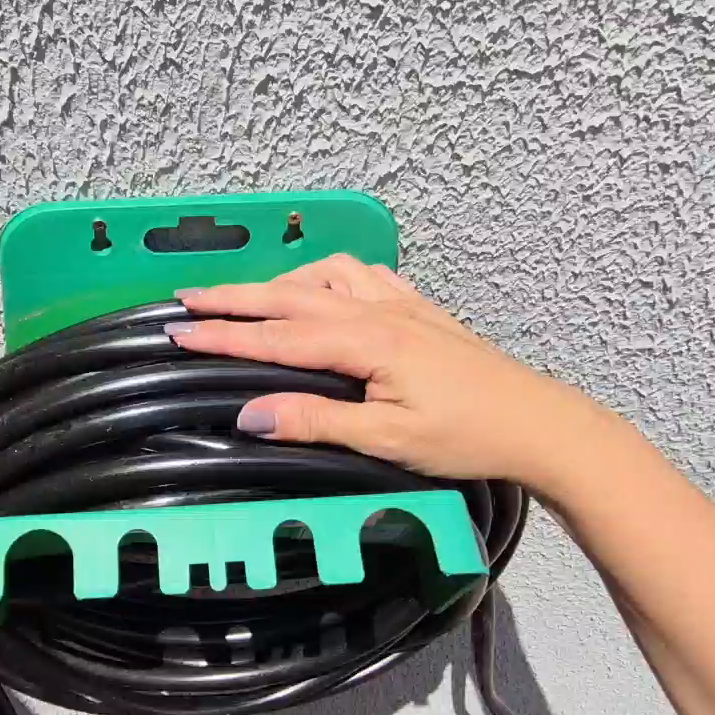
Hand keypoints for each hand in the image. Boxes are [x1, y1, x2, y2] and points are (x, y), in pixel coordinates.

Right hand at [166, 255, 613, 495]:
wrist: (535, 422)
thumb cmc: (465, 436)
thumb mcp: (387, 440)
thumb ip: (316, 421)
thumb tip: (250, 415)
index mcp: (366, 342)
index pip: (278, 336)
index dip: (224, 334)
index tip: (179, 330)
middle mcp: (377, 310)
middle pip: (291, 295)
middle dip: (235, 295)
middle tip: (188, 296)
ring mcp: (399, 303)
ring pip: (325, 275)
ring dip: (280, 281)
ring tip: (249, 297)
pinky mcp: (417, 307)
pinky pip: (362, 274)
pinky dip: (327, 274)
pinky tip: (321, 287)